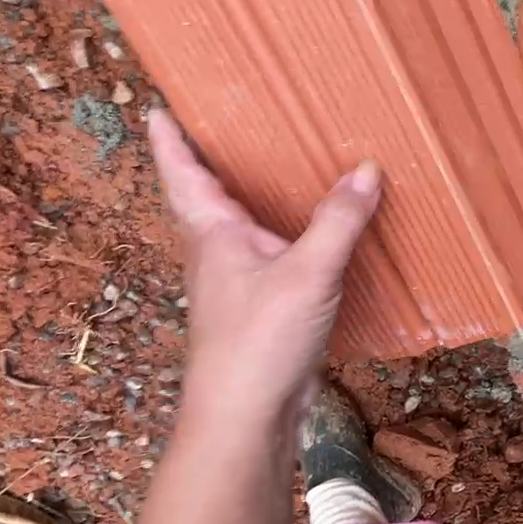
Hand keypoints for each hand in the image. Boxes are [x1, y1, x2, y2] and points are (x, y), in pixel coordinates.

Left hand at [147, 109, 380, 426]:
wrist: (248, 413)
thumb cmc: (260, 338)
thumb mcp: (308, 272)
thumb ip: (338, 220)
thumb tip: (367, 169)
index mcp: (215, 237)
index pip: (184, 177)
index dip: (170, 142)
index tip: (155, 110)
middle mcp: (217, 257)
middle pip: (203, 203)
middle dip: (205, 168)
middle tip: (218, 136)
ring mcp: (236, 288)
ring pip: (234, 234)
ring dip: (241, 205)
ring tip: (263, 181)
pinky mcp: (259, 312)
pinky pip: (266, 262)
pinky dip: (278, 241)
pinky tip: (305, 246)